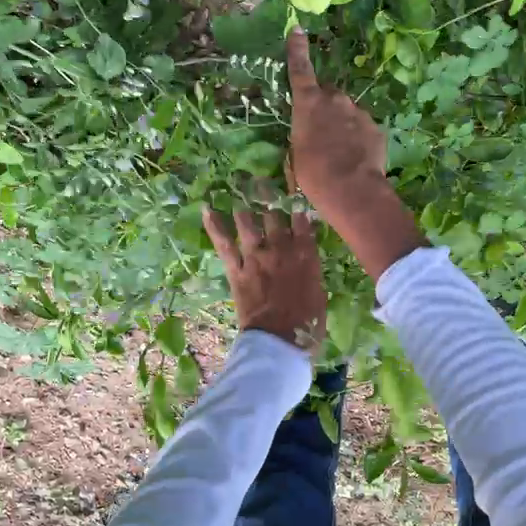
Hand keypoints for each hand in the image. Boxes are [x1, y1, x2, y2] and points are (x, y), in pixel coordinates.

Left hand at [203, 202, 326, 351]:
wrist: (279, 339)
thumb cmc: (306, 324)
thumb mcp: (319, 295)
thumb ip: (311, 273)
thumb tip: (306, 265)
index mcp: (305, 255)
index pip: (302, 222)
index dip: (296, 209)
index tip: (293, 200)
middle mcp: (281, 249)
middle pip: (274, 217)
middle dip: (269, 200)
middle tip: (263, 186)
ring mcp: (256, 257)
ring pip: (248, 223)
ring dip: (244, 208)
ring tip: (240, 193)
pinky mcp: (236, 269)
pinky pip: (224, 244)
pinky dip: (214, 226)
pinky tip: (206, 209)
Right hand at [284, 28, 425, 279]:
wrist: (352, 190)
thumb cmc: (313, 175)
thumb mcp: (296, 154)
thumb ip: (303, 133)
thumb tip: (311, 133)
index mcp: (308, 103)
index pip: (299, 69)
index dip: (297, 49)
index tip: (297, 29)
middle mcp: (334, 100)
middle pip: (327, 95)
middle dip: (323, 107)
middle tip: (320, 133)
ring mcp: (358, 112)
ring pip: (346, 113)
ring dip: (342, 126)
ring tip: (339, 154)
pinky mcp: (375, 127)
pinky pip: (363, 128)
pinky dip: (358, 138)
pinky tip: (356, 159)